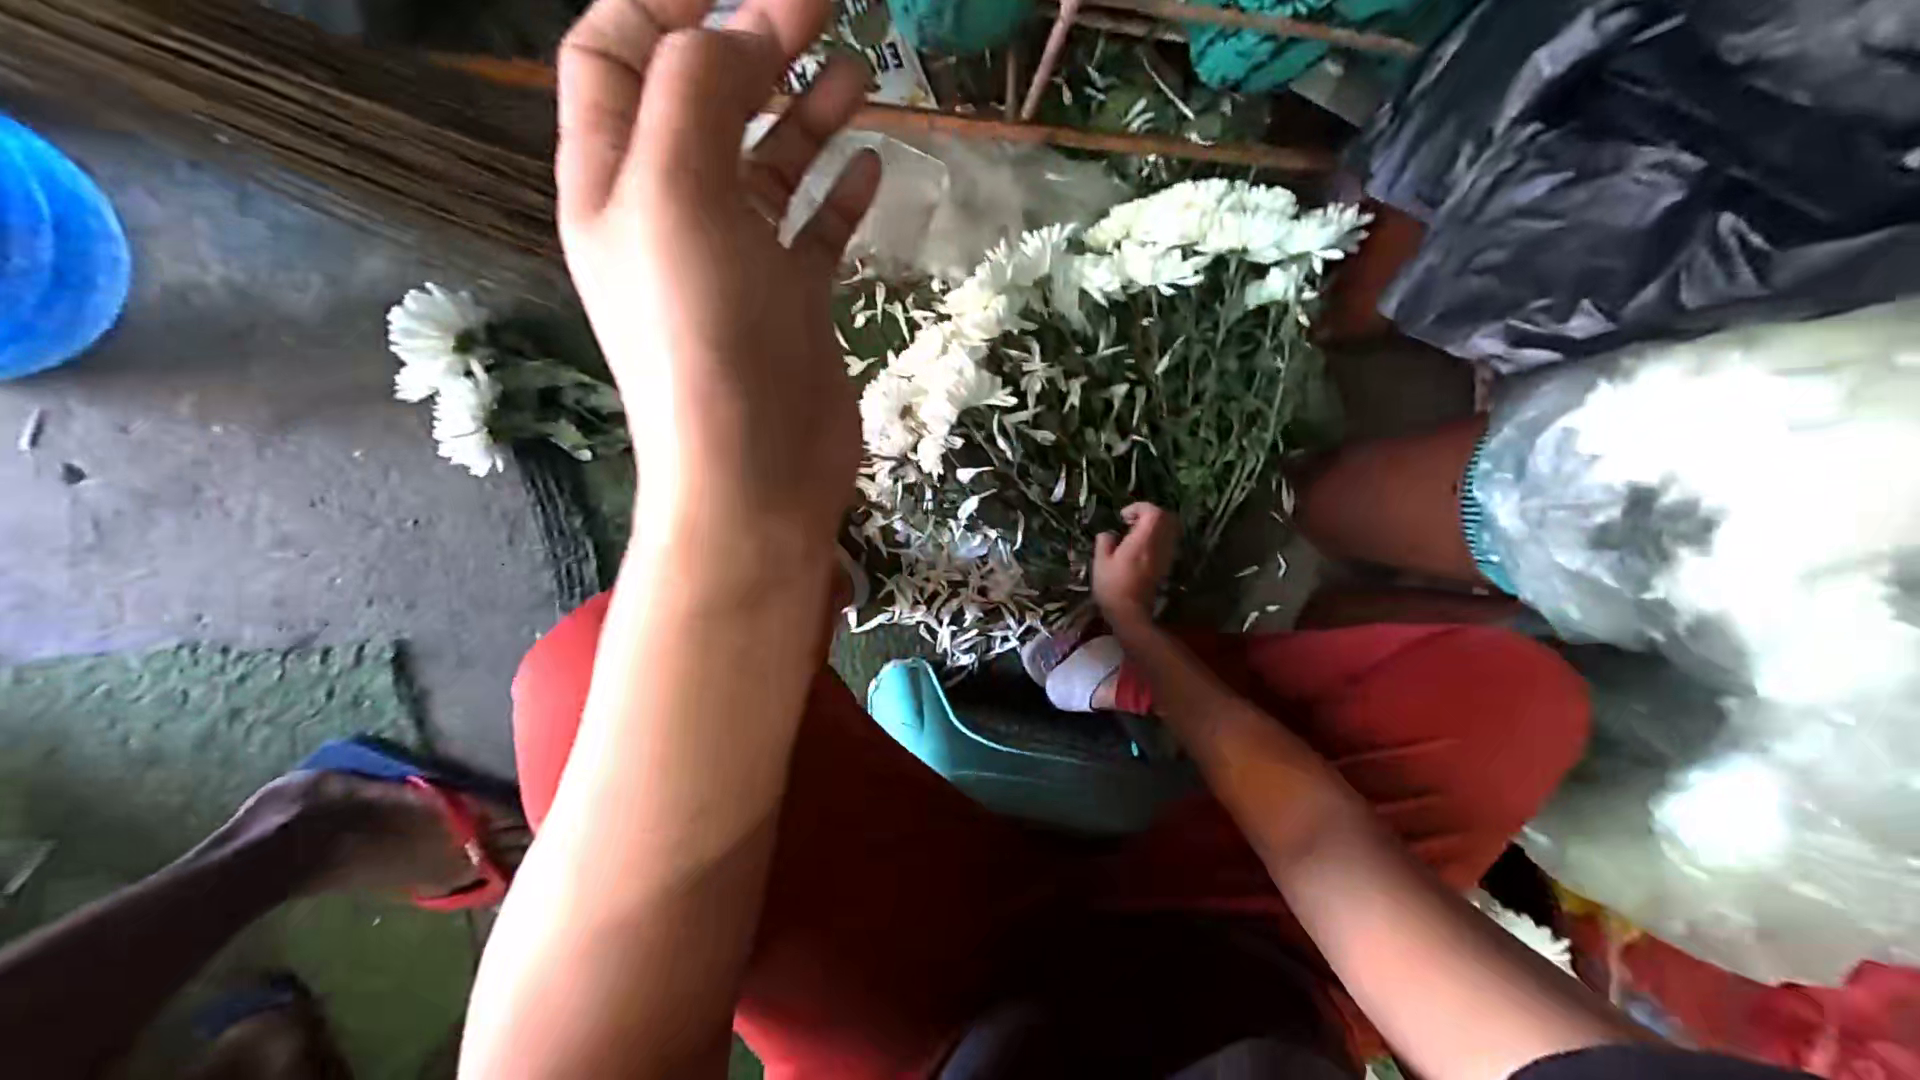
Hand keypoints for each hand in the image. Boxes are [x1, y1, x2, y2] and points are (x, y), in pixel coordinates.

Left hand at [555, 0, 880, 541]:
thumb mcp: (675, 192)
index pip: (618, 53)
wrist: (755, 469)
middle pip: (705, 100)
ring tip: (859, 70)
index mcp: (615, 180)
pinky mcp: (792, 302)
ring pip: (769, 164)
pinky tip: (870, 167)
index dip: (671, 2)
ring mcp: (739, 262)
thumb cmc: (704, 335)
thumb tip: (745, 23)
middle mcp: (672, 214)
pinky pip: (813, 231)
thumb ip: (698, 90)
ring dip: (807, 110)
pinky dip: (838, 194)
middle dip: (755, 41)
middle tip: (823, 4)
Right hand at [1093, 503, 1180, 626]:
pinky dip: (1157, 539)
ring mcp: (1165, 556)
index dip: (1139, 507)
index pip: (1153, 512)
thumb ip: (1104, 542)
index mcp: (1143, 540)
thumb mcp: (1100, 562)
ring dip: (1155, 526)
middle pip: (1167, 518)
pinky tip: (1140, 548)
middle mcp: (1159, 545)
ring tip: (1135, 534)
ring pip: (1170, 530)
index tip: (1123, 516)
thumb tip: (1108, 534)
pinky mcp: (1166, 566)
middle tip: (1132, 521)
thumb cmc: (1113, 586)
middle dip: (1150, 514)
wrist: (1131, 613)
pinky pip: (1167, 543)